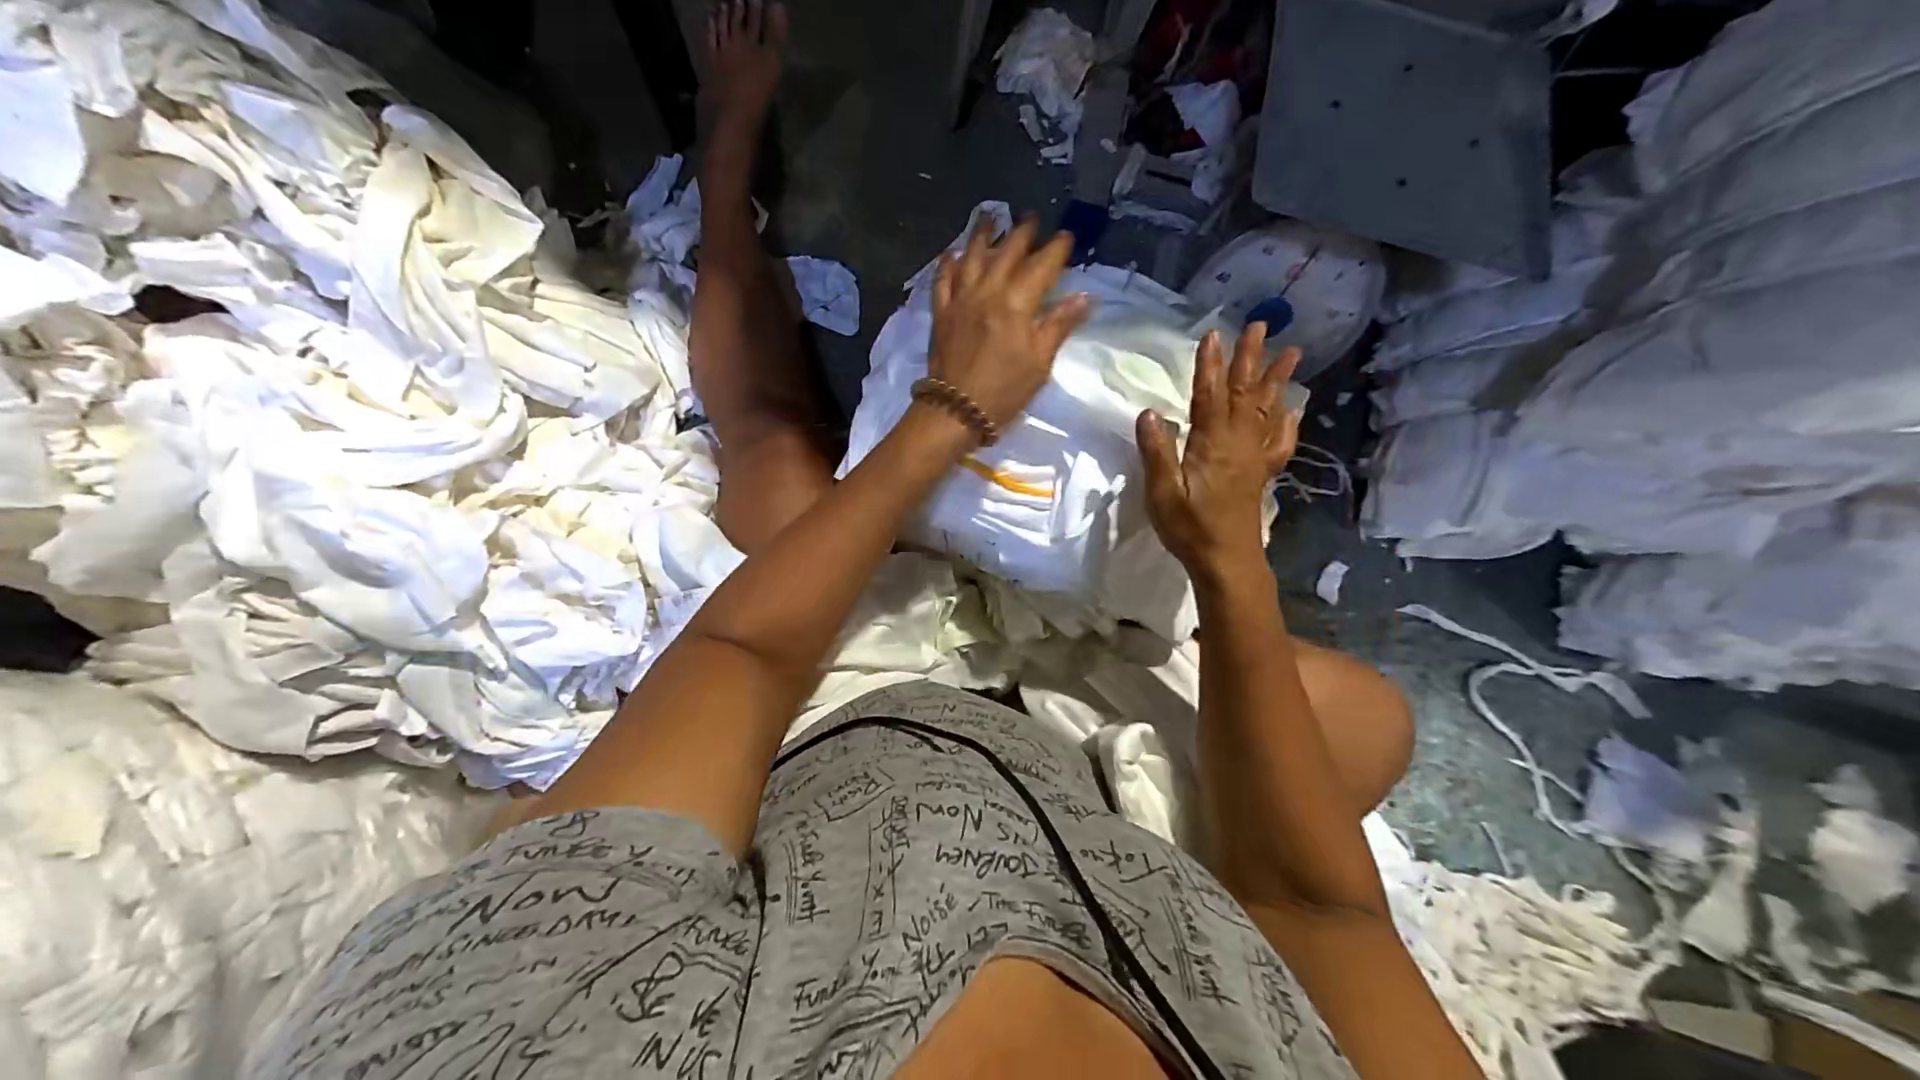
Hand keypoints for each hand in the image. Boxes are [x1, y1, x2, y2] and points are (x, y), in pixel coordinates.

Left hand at [928, 217, 1091, 430]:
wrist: (955, 410)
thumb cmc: (1004, 391)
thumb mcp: (1039, 363)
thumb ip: (1058, 326)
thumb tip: (1083, 297)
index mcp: (1017, 305)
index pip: (1041, 267)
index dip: (1056, 250)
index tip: (1066, 236)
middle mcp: (988, 292)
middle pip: (1007, 253)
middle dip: (1022, 233)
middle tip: (1032, 218)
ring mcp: (961, 300)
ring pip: (972, 257)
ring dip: (983, 235)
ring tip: (991, 217)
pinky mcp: (942, 313)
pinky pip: (943, 280)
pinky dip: (948, 263)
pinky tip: (953, 253)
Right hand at [1137, 324, 1300, 577]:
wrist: (1226, 561)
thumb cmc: (1190, 528)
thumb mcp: (1163, 492)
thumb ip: (1157, 452)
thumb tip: (1149, 413)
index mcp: (1213, 444)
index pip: (1210, 395)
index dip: (1210, 365)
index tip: (1214, 334)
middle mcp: (1239, 443)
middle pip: (1244, 393)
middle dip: (1249, 358)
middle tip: (1259, 325)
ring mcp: (1254, 457)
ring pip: (1266, 409)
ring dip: (1275, 379)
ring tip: (1291, 351)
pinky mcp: (1260, 472)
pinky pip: (1278, 440)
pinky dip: (1286, 420)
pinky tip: (1293, 408)